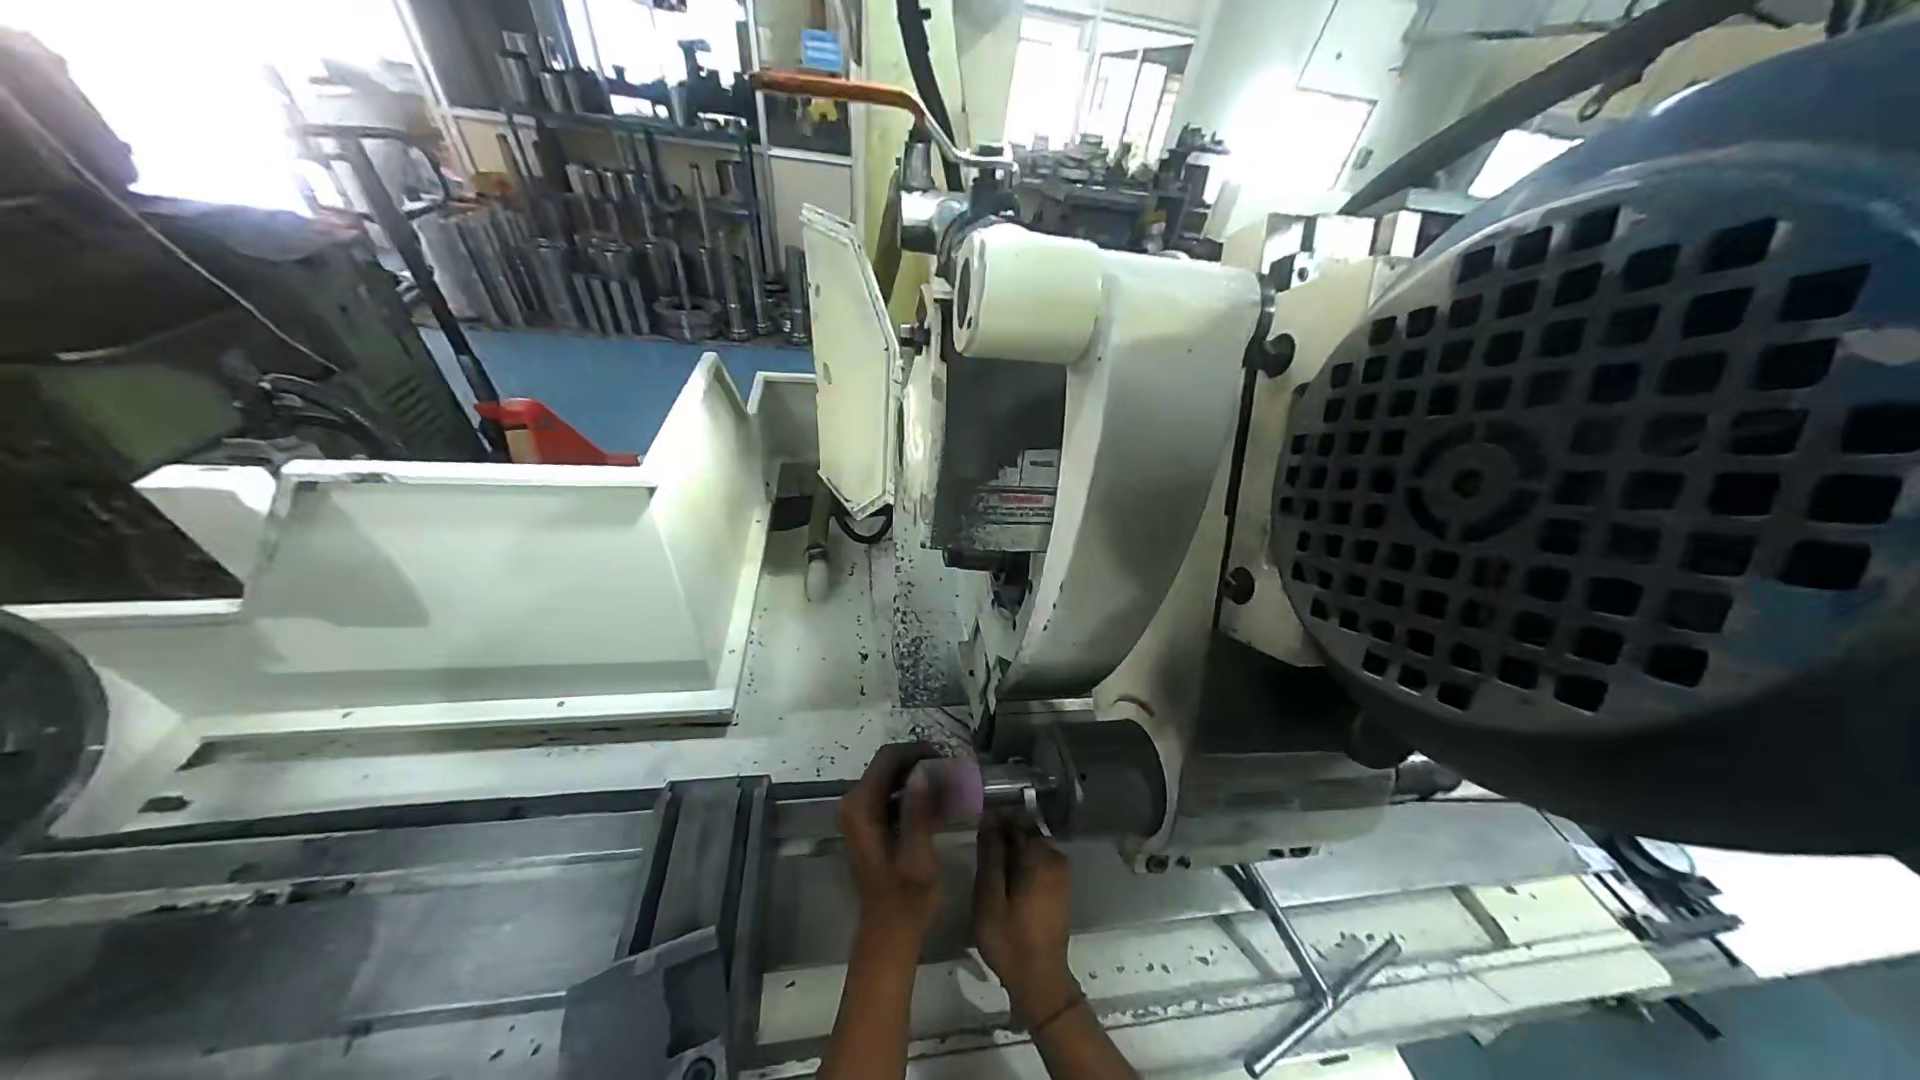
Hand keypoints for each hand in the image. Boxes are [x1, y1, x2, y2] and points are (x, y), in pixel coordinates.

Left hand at [841, 743, 945, 936]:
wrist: (889, 929)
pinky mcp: (869, 821)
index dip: (918, 751)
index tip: (947, 759)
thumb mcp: (918, 857)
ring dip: (918, 775)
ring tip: (949, 784)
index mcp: (861, 807)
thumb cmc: (906, 897)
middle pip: (888, 763)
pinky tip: (937, 801)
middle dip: (920, 762)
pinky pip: (891, 792)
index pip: (889, 758)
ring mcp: (859, 812)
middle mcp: (854, 802)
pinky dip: (913, 791)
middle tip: (951, 772)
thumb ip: (917, 813)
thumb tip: (922, 772)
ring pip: (890, 775)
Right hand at [973, 819, 1078, 1026]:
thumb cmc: (1010, 938)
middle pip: (1024, 833)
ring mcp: (1062, 873)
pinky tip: (1003, 884)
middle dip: (1002, 839)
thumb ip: (991, 854)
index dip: (994, 822)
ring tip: (987, 871)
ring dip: (1009, 854)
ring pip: (1029, 849)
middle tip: (978, 856)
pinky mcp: (1060, 887)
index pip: (1016, 820)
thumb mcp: (990, 895)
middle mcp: (1057, 857)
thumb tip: (988, 819)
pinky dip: (1020, 867)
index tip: (975, 832)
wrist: (1040, 981)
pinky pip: (1037, 864)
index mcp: (1042, 855)